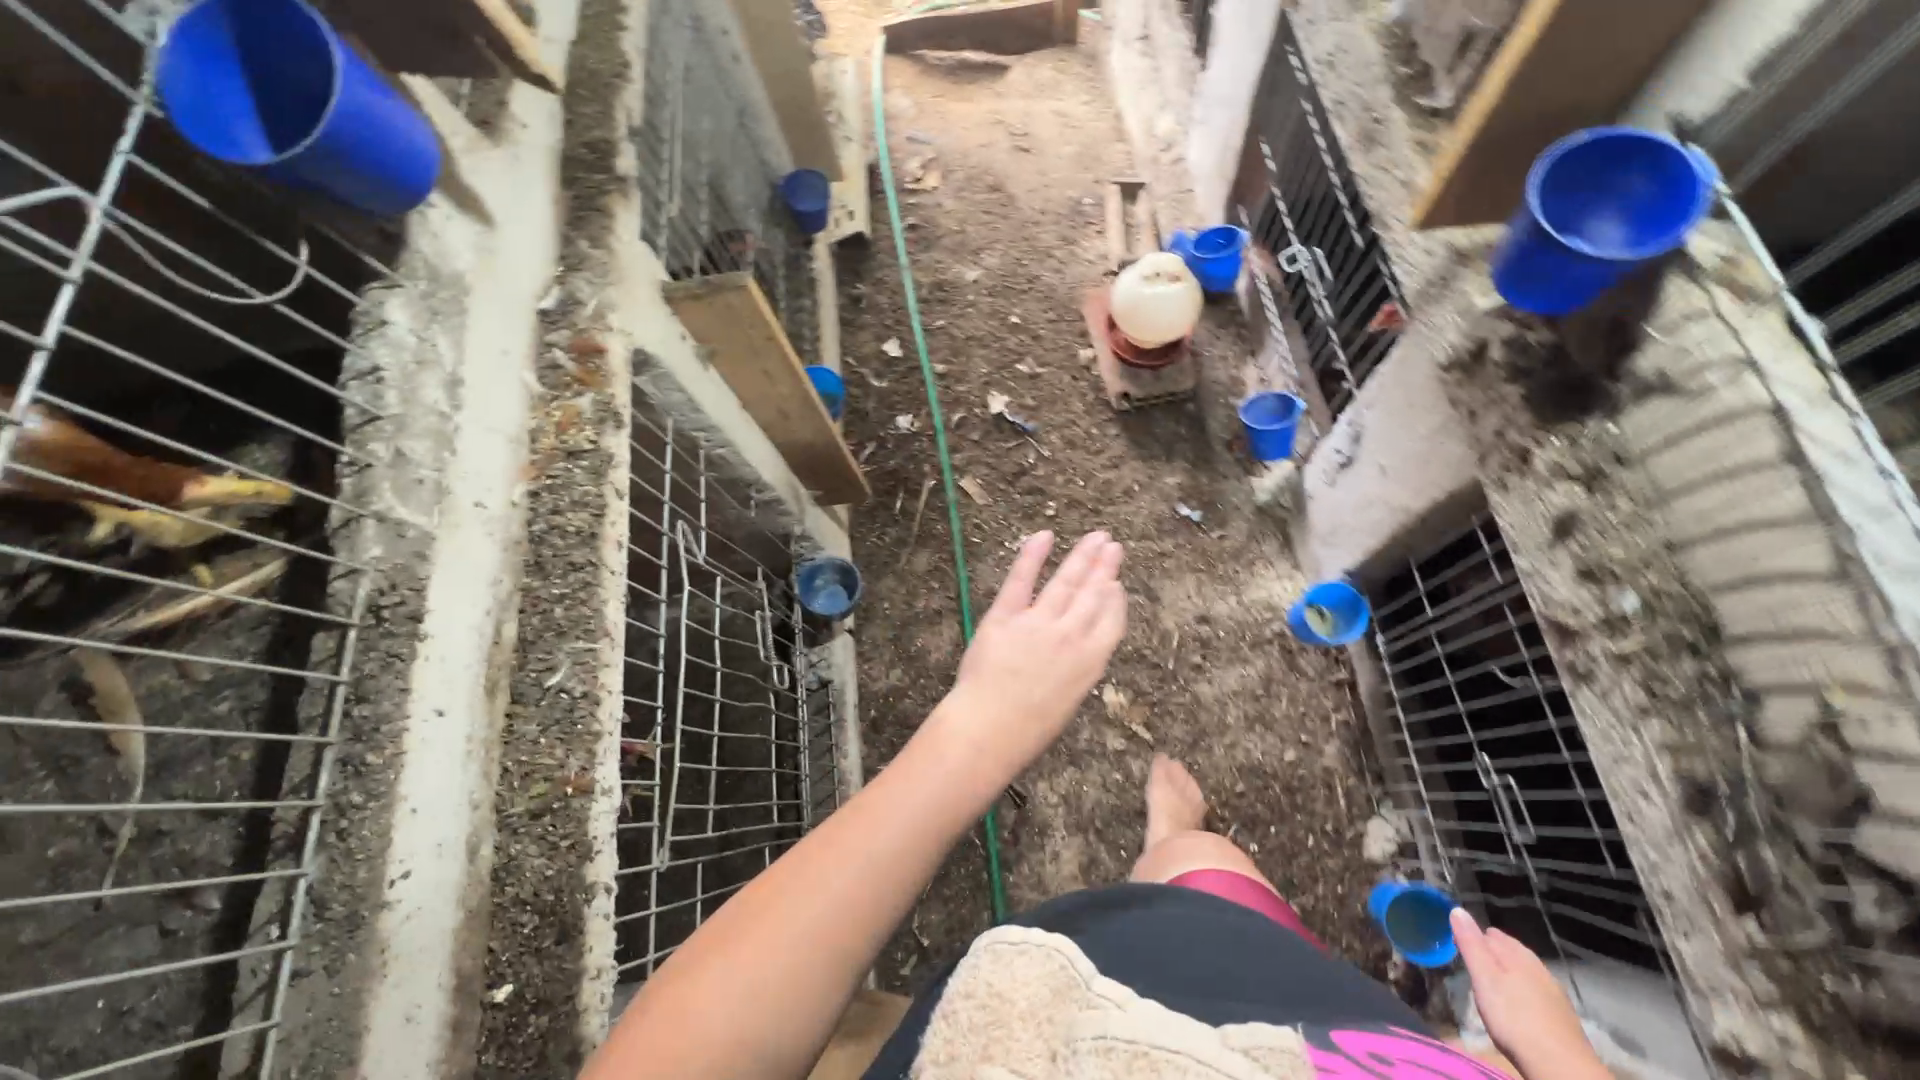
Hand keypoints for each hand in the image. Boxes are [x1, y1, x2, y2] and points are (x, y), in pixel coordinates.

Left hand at [929, 530, 1126, 780]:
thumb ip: (1078, 670)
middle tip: (1112, 545)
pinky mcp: (1006, 616)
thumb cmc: (1027, 729)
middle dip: (1104, 567)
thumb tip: (1082, 651)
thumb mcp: (1068, 703)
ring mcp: (1039, 623)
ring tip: (1097, 537)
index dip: (1115, 599)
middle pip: (1093, 594)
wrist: (990, 729)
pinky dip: (1033, 555)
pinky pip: (1021, 580)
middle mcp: (1071, 636)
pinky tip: (1045, 536)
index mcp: (1090, 662)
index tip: (1116, 583)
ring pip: (1066, 582)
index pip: (1111, 621)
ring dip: (1083, 557)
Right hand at [1451, 909, 1609, 1079]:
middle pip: (1513, 951)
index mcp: (1517, 956)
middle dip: (1494, 950)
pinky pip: (1537, 989)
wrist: (1560, 1065)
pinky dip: (1524, 987)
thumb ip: (1471, 945)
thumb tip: (1457, 909)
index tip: (1460, 941)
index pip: (1493, 936)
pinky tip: (1520, 1000)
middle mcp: (1538, 968)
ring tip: (1494, 976)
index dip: (1475, 935)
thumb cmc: (1513, 1018)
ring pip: (1527, 969)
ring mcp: (1553, 991)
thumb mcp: (1484, 979)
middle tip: (1474, 957)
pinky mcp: (1561, 1013)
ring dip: (1510, 968)